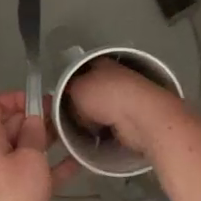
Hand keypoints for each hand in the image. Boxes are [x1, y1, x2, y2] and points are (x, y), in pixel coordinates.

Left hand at [0, 91, 78, 200]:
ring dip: (47, 141)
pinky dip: (52, 166)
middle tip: (65, 115)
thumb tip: (34, 117)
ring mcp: (3, 175)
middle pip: (12, 126)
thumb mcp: (29, 158)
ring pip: (25, 149)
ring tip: (75, 133)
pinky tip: (78, 162)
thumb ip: (34, 134)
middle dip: (36, 118)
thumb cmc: (13, 196)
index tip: (41, 100)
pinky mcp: (16, 195)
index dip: (16, 98)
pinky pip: (34, 172)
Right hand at [63, 59, 185, 155]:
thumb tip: (70, 101)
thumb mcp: (74, 89)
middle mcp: (117, 77)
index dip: (69, 84)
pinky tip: (99, 137)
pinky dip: (106, 131)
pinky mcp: (135, 118)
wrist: (139, 118)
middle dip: (81, 105)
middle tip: (71, 116)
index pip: (80, 70)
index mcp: (101, 63)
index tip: (62, 98)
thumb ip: (67, 92)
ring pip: (102, 110)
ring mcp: (128, 98)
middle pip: (91, 91)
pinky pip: (112, 125)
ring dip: (94, 120)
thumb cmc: (106, 97)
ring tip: (85, 129)